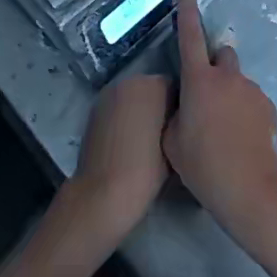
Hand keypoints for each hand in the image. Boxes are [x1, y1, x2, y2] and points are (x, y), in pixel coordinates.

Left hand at [67, 73, 170, 238]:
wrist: (103, 194)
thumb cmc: (146, 168)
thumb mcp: (174, 141)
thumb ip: (177, 119)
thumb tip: (177, 116)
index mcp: (153, 85)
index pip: (175, 86)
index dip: (180, 106)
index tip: (183, 125)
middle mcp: (128, 82)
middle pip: (152, 88)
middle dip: (159, 104)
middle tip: (167, 131)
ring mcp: (107, 95)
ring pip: (133, 97)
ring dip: (140, 110)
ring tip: (147, 137)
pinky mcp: (93, 111)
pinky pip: (118, 108)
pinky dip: (124, 118)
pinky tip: (129, 141)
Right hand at [164, 0, 276, 231]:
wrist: (249, 186)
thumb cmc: (202, 164)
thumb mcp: (172, 140)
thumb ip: (177, 112)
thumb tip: (187, 104)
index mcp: (199, 81)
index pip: (190, 38)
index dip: (187, 14)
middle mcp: (228, 78)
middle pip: (221, 56)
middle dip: (213, 66)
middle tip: (205, 95)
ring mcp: (252, 90)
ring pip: (237, 82)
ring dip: (228, 95)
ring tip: (223, 130)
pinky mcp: (269, 106)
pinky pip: (251, 100)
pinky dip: (243, 111)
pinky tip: (240, 138)